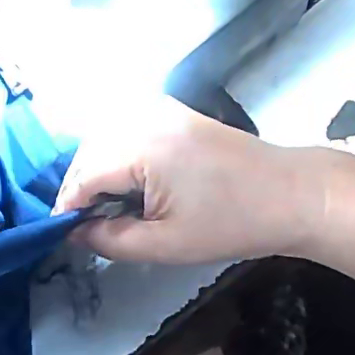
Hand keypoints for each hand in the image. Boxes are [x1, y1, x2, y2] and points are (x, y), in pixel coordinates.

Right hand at [53, 95, 354, 264]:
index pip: (83, 175)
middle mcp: (142, 118)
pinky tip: (127, 179)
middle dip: (80, 186)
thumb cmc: (232, 223)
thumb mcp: (167, 244)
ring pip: (104, 137)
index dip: (67, 206)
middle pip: (89, 152)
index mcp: (139, 147)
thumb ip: (112, 240)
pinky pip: (126, 128)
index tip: (61, 233)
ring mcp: (158, 110)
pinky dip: (117, 153)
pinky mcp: (171, 111)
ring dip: (96, 169)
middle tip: (84, 223)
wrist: (293, 194)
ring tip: (105, 205)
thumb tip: (74, 234)